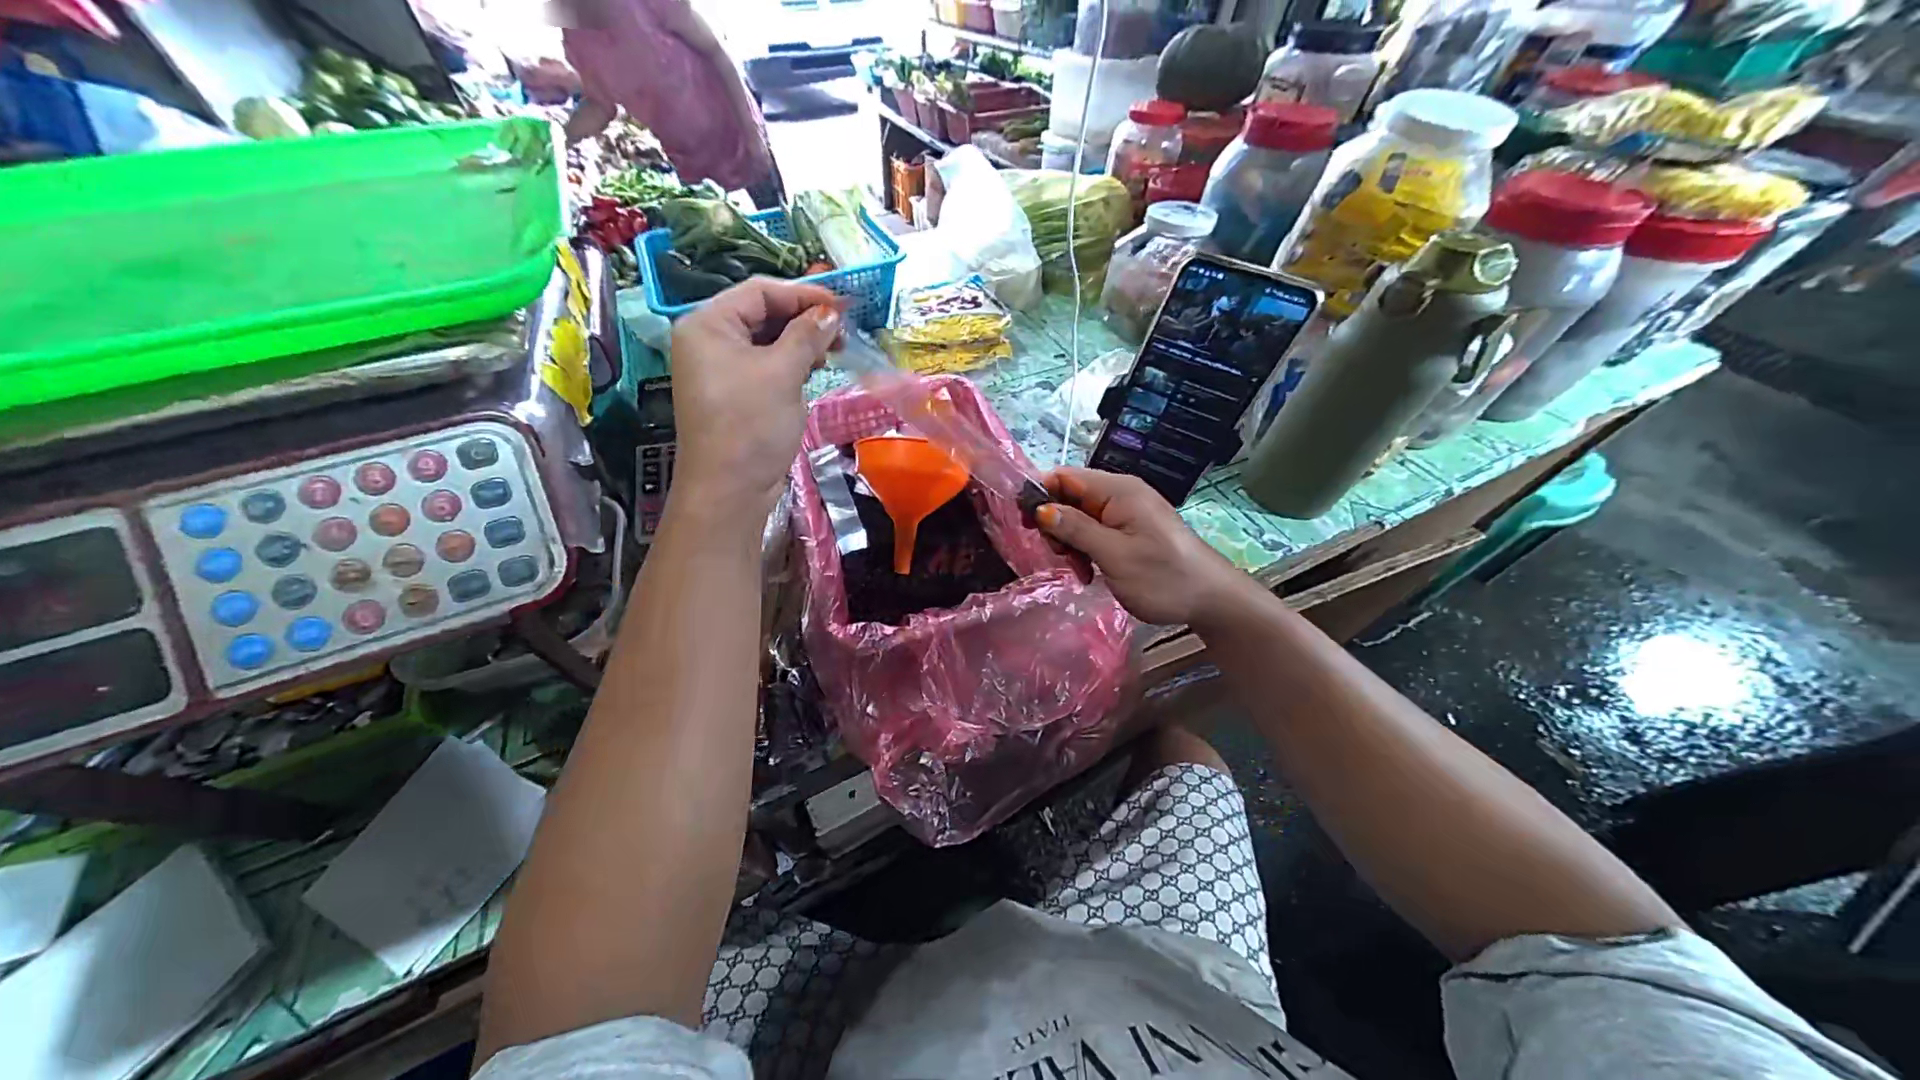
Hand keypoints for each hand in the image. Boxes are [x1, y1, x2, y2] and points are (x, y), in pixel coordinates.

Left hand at [669, 278, 840, 517]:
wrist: (729, 490)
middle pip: (761, 313)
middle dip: (803, 319)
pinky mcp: (734, 393)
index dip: (802, 294)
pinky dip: (790, 363)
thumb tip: (831, 312)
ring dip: (800, 342)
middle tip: (842, 330)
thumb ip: (807, 335)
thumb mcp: (783, 373)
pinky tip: (813, 369)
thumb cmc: (751, 424)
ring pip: (766, 341)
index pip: (759, 292)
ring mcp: (719, 369)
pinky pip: (764, 365)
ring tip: (832, 352)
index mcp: (707, 324)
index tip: (841, 305)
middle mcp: (708, 340)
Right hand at [1036, 467, 1259, 627]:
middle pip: (1068, 497)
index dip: (1040, 495)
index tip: (1026, 526)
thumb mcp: (1113, 555)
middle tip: (1062, 556)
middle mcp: (1120, 494)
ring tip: (1081, 571)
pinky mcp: (1129, 532)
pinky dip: (1086, 551)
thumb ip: (1075, 529)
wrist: (1210, 599)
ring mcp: (1126, 513)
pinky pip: (1094, 532)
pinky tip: (1091, 573)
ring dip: (1070, 543)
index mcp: (1117, 490)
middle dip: (1056, 525)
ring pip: (1078, 518)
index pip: (1063, 476)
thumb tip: (1040, 509)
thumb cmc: (1162, 576)